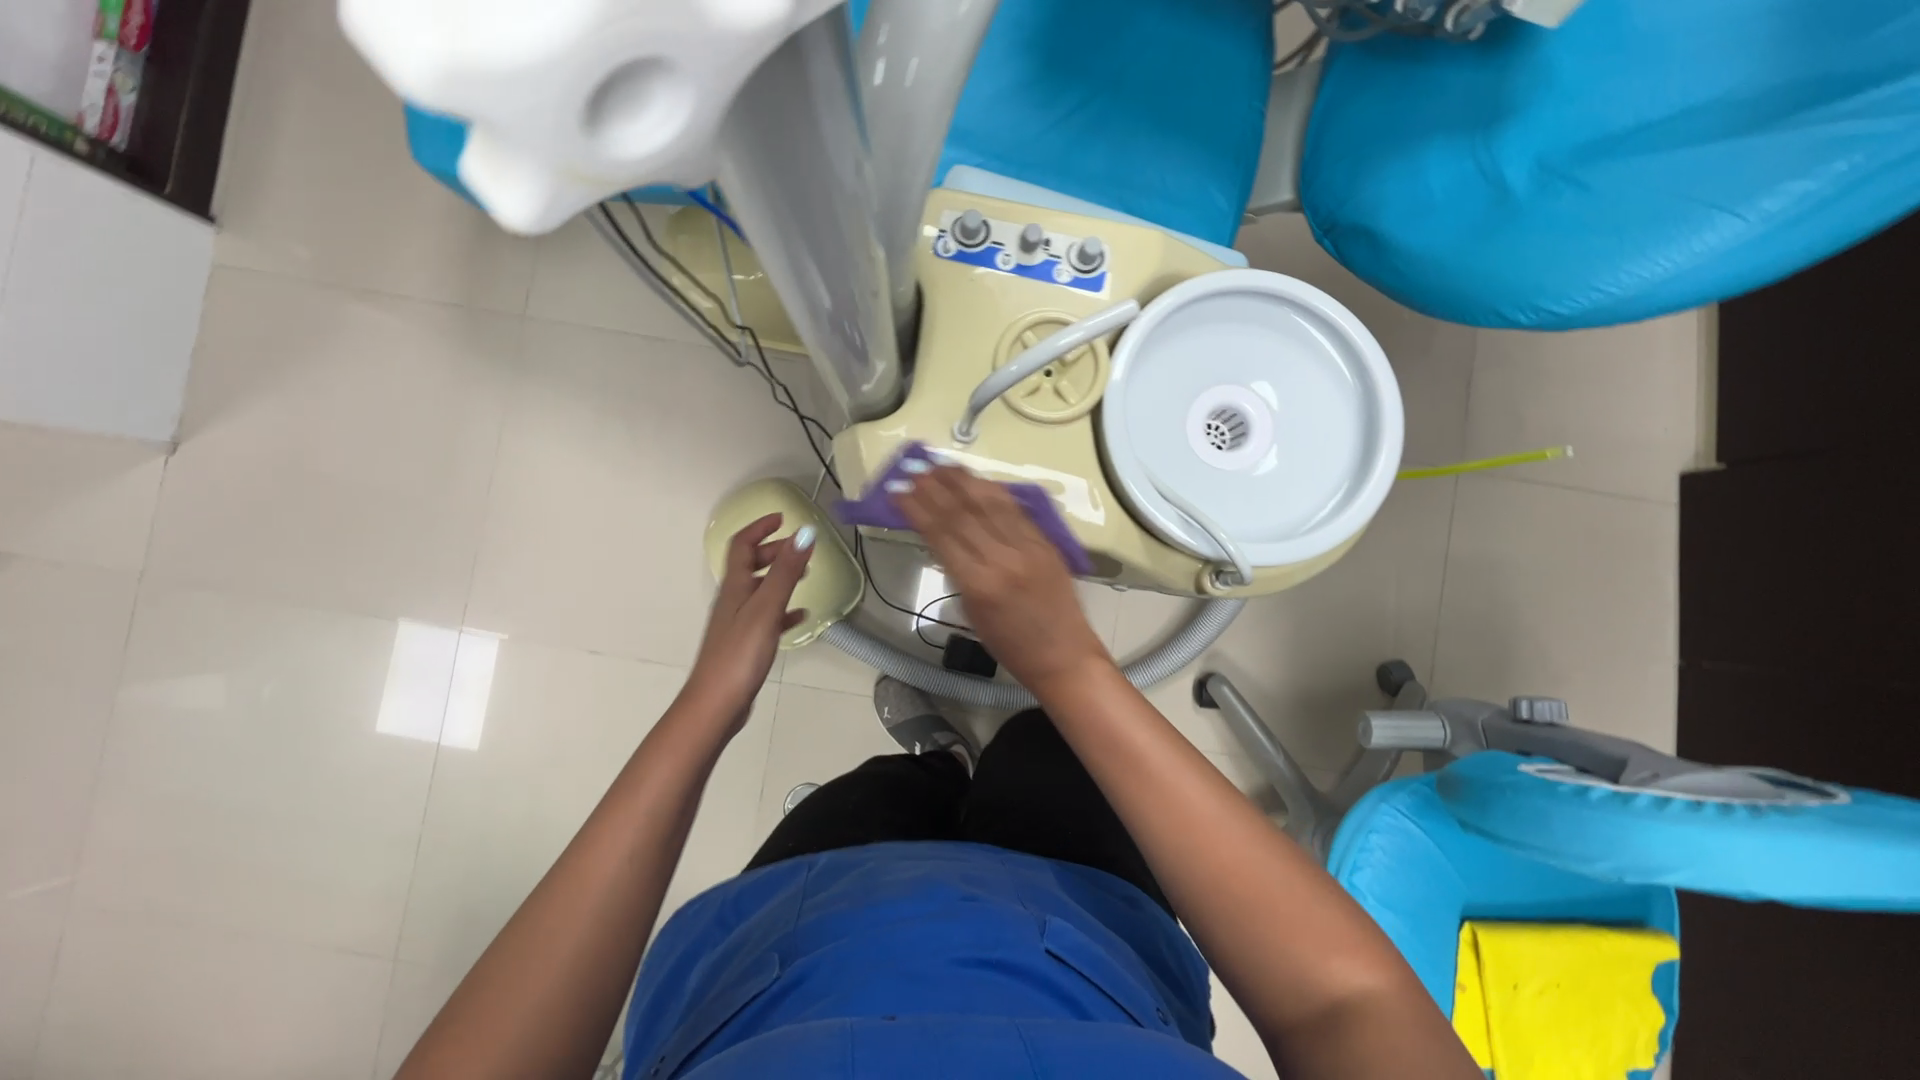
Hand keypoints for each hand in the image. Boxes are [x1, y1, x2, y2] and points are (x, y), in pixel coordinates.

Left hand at [684, 514, 812, 727]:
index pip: (743, 544)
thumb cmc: (740, 653)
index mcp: (735, 586)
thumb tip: (804, 533)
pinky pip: (766, 617)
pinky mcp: (745, 644)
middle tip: (800, 550)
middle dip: (774, 551)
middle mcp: (733, 599)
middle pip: (751, 565)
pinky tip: (800, 617)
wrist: (716, 702)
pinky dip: (784, 610)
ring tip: (805, 577)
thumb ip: (786, 571)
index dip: (760, 527)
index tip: (782, 518)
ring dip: (781, 578)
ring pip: (760, 590)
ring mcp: (738, 623)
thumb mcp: (766, 607)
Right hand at [892, 464, 1110, 692]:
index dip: (917, 508)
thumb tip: (943, 541)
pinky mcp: (1046, 543)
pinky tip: (978, 482)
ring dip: (963, 481)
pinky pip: (1016, 510)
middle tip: (915, 471)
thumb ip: (958, 574)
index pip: (941, 534)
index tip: (898, 491)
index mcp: (979, 583)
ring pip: (990, 504)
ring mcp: (1028, 547)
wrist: (1064, 657)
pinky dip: (993, 492)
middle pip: (963, 513)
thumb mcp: (972, 615)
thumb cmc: (1011, 647)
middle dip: (935, 488)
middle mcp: (1003, 558)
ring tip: (941, 466)